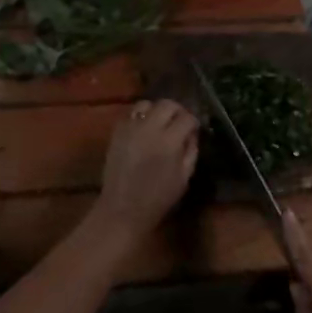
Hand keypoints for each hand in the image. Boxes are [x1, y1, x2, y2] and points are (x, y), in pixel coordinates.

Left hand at [94, 100, 199, 235]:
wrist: (123, 208)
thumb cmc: (158, 197)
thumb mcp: (184, 177)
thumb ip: (191, 151)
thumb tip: (191, 134)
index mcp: (169, 141)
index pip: (187, 118)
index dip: (194, 122)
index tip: (194, 129)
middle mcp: (150, 128)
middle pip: (167, 104)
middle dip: (178, 111)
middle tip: (180, 122)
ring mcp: (130, 128)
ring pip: (147, 104)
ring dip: (157, 110)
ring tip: (160, 123)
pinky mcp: (117, 133)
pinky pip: (130, 114)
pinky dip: (140, 117)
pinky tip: (144, 129)